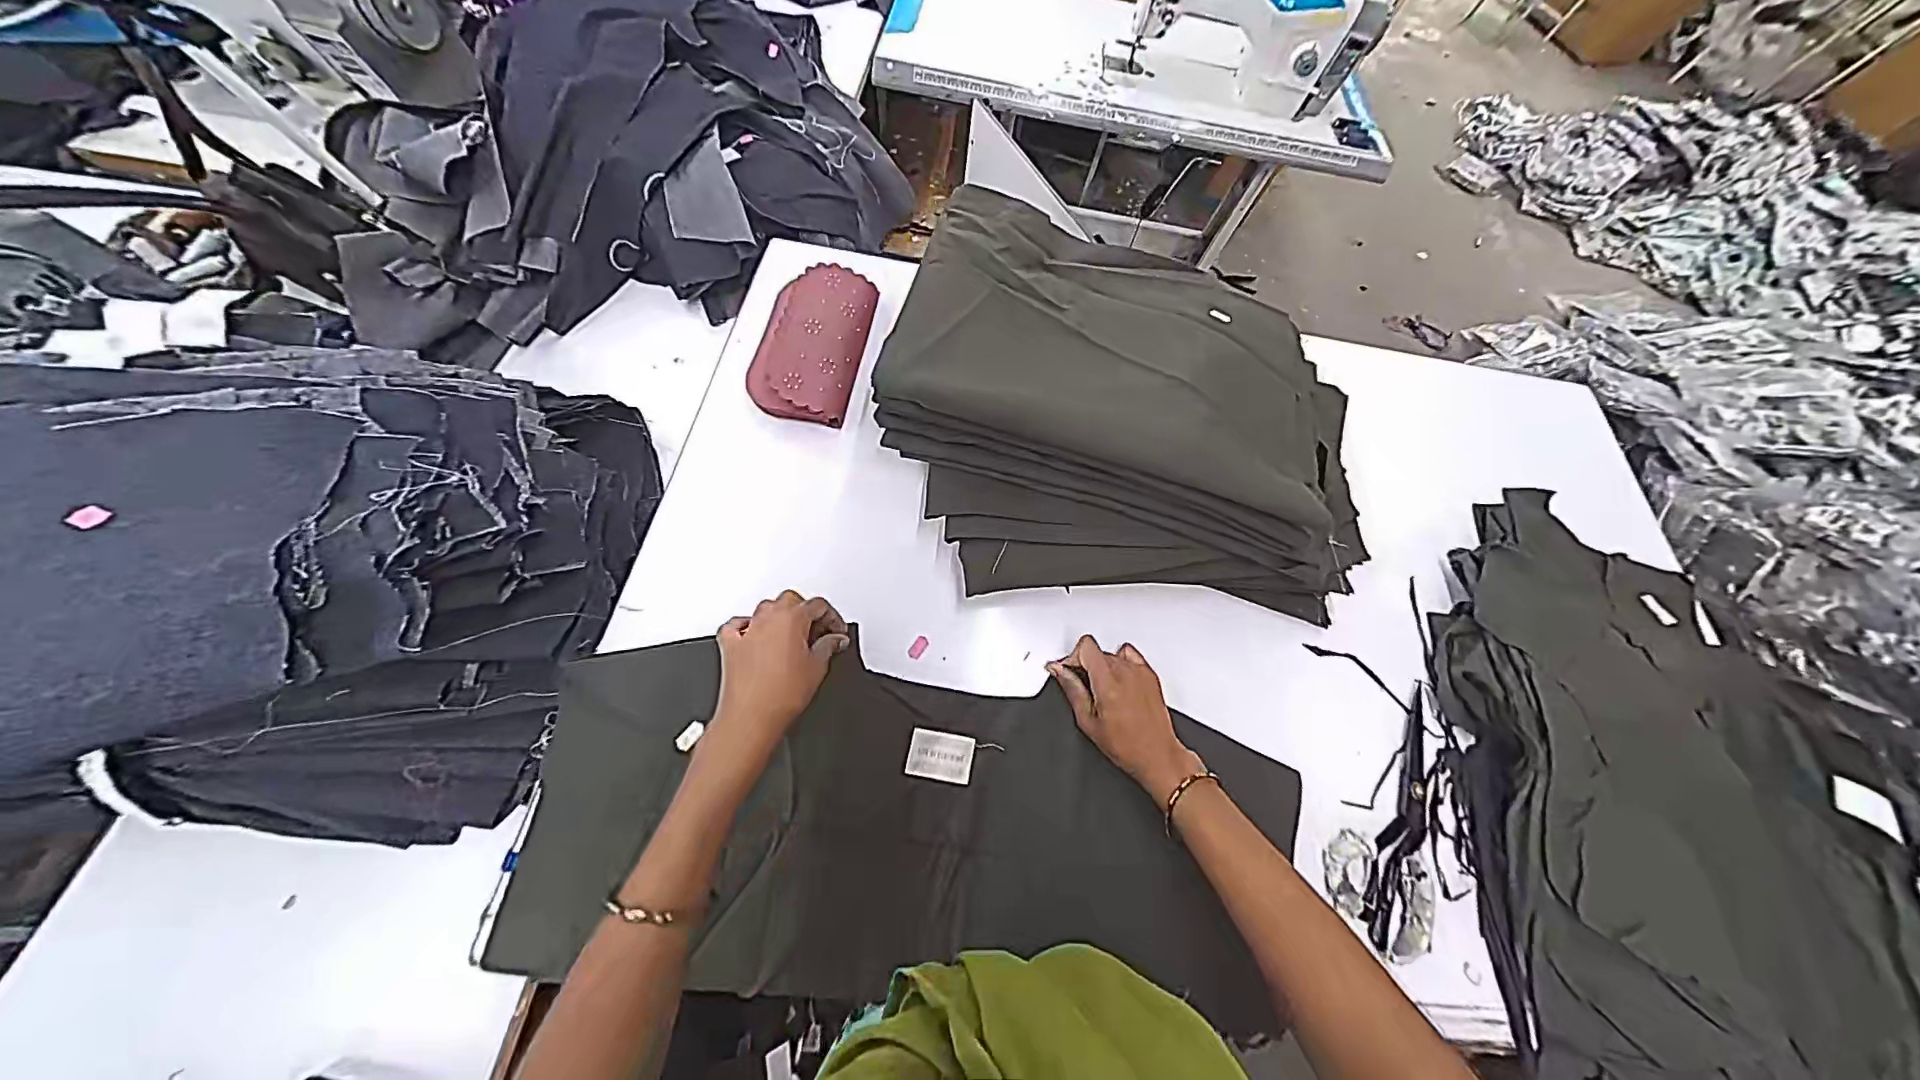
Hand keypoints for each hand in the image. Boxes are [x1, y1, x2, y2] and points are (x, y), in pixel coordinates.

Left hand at [710, 592, 849, 758]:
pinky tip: (757, 638)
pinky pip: (738, 626)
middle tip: (819, 631)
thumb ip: (829, 645)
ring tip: (793, 638)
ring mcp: (747, 630)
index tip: (837, 631)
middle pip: (791, 600)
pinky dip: (748, 628)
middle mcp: (767, 618)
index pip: (818, 605)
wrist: (751, 717)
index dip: (832, 618)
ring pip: (766, 609)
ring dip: (780, 618)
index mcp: (791, 617)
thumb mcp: (818, 667)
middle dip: (806, 611)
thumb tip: (834, 640)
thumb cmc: (780, 694)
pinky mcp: (731, 645)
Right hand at [1048, 636, 1204, 805]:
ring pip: (1111, 654)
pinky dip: (1120, 664)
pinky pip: (1129, 656)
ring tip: (1104, 693)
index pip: (1085, 646)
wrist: (1157, 754)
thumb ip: (1072, 689)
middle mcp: (1126, 672)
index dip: (1072, 658)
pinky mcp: (1150, 674)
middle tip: (1085, 691)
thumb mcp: (1088, 722)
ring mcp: (1140, 671)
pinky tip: (1118, 684)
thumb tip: (1058, 670)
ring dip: (1102, 668)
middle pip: (1096, 652)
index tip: (1069, 673)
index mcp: (1108, 682)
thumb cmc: (1127, 746)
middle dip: (1085, 667)